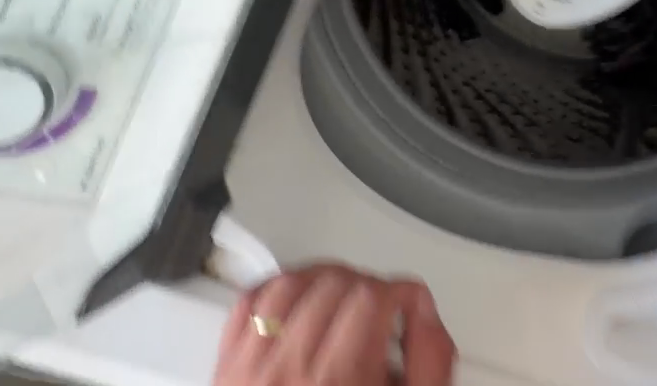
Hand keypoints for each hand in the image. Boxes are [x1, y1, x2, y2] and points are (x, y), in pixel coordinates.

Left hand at [216, 264, 455, 385]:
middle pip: (334, 285)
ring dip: (325, 280)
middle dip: (367, 288)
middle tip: (382, 313)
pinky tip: (300, 304)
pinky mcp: (223, 377)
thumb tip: (422, 311)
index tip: (408, 311)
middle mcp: (287, 376)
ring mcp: (248, 375)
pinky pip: (248, 307)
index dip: (400, 294)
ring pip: (290, 286)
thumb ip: (432, 359)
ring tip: (344, 301)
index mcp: (338, 383)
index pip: (371, 296)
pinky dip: (277, 291)